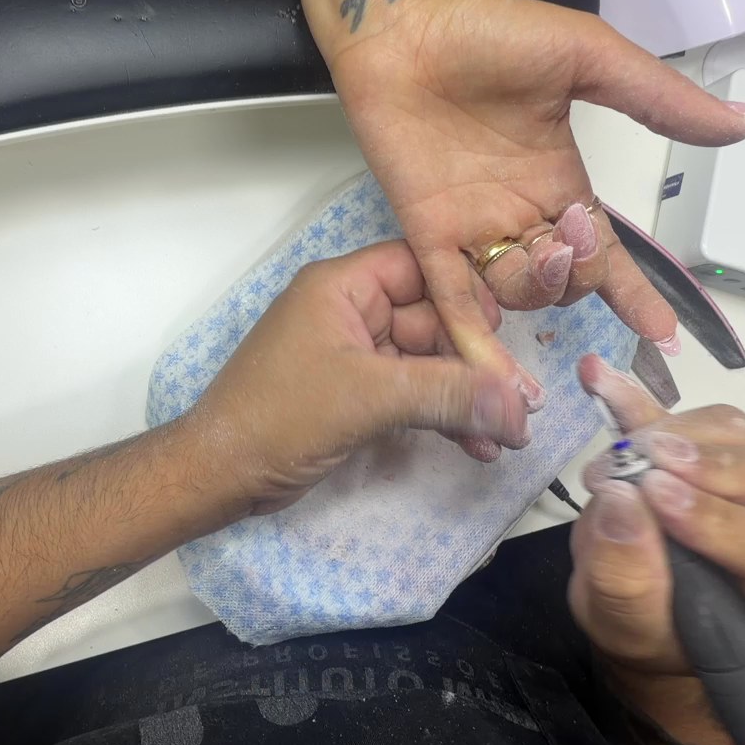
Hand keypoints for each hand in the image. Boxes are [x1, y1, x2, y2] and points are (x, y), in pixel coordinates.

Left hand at [186, 240, 527, 514]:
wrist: (223, 474)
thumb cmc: (279, 416)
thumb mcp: (368, 397)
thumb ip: (447, 395)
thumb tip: (520, 406)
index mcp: (341, 287)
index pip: (418, 269)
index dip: (465, 296)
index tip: (506, 334)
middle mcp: (348, 312)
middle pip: (430, 320)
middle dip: (475, 364)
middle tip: (521, 402)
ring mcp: (352, 356)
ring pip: (425, 363)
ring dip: (464, 398)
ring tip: (507, 434)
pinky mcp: (354, 394)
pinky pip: (410, 394)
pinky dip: (441, 416)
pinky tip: (476, 445)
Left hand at [325, 0, 744, 394]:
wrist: (406, 26)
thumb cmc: (491, 31)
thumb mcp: (589, 60)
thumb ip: (659, 101)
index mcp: (557, 181)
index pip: (603, 254)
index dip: (633, 293)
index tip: (667, 335)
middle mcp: (516, 216)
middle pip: (560, 282)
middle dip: (578, 276)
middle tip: (573, 235)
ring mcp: (470, 230)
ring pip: (515, 293)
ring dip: (537, 290)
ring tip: (545, 254)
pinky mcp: (425, 235)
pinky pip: (452, 298)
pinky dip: (474, 335)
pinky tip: (494, 372)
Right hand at [565, 354, 744, 677]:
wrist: (647, 617)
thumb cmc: (649, 637)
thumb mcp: (625, 630)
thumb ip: (625, 580)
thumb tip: (621, 500)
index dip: (724, 520)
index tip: (653, 494)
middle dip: (727, 463)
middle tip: (650, 459)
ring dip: (687, 432)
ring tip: (622, 452)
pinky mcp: (721, 454)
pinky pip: (697, 416)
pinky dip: (645, 398)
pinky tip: (598, 379)